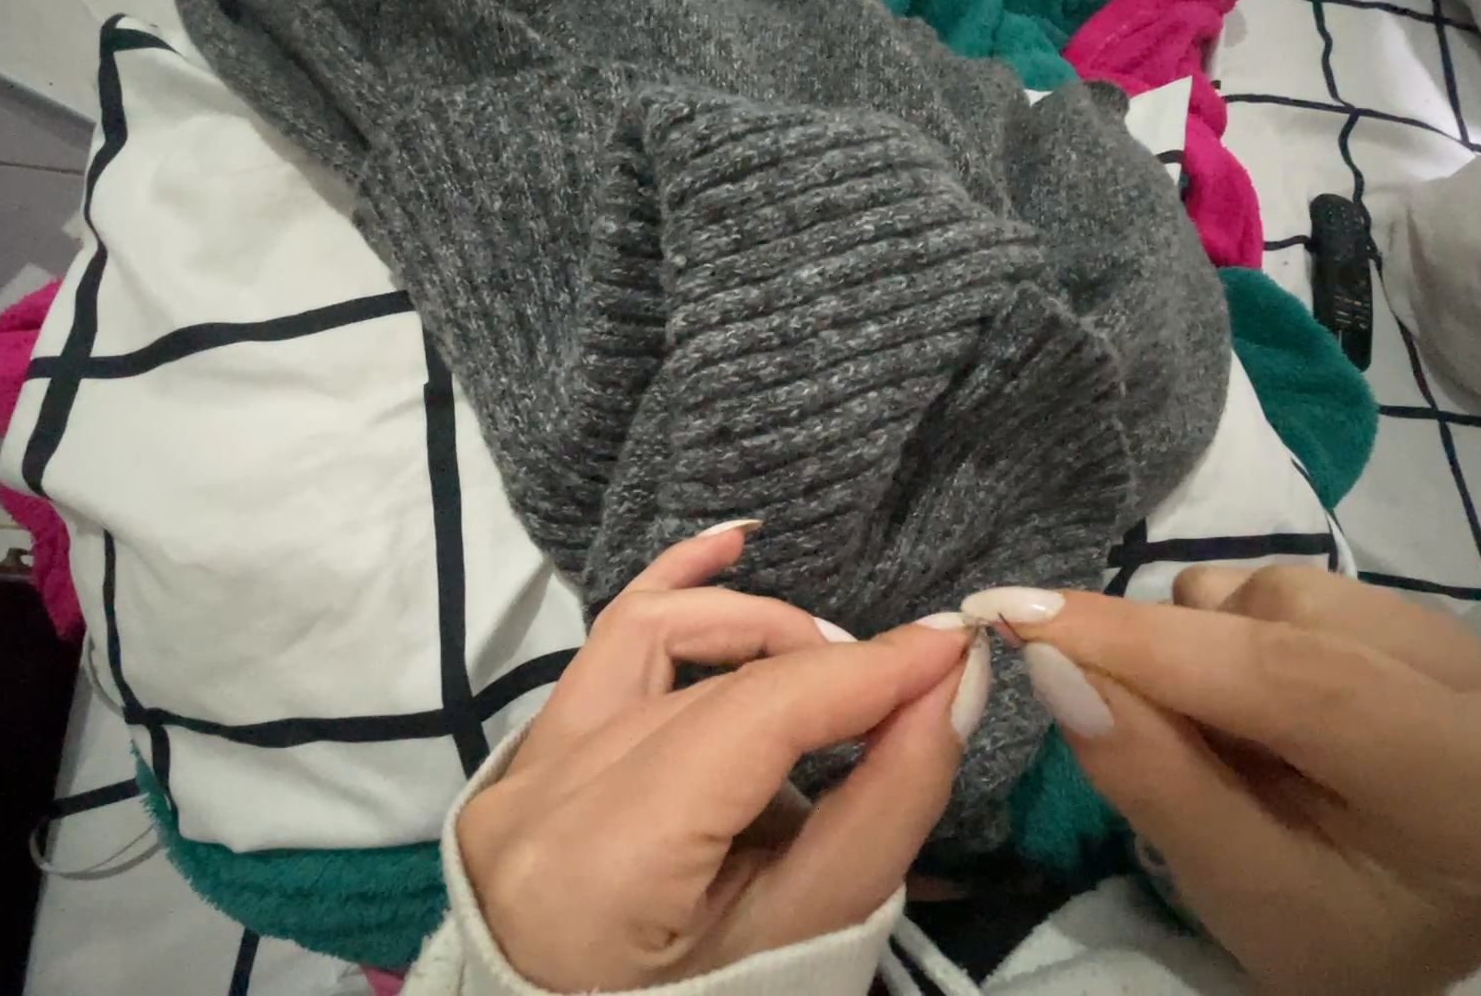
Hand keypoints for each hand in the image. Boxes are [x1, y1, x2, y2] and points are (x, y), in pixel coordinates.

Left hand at [457, 527, 985, 991]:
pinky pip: (606, 634)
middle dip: (830, 668)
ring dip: (757, 627)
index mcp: (602, 863)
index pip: (750, 720)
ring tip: (830, 655)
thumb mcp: (800, 938)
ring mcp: (531, 756)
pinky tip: (730, 541)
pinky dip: (675, 580)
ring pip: (655, 633)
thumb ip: (879, 809)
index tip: (949, 646)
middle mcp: (547, 790)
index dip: (860, 674)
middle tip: (913, 679)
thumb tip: (943, 687)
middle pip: (715, 688)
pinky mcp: (539, 739)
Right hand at [969, 566, 1480, 995]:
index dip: (1141, 640)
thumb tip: (1049, 661)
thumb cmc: (1319, 933)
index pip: (1293, 681)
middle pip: (1284, 625)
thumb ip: (1145, 773)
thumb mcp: (1229, 885)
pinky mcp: (1430, 626)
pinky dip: (1229, 630)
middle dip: (1160, 648)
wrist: (1394, 928)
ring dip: (1201, 646)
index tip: (1014, 613)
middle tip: (1079, 683)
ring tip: (1209, 730)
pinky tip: (1248, 700)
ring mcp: (1477, 651)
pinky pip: (1287, 587)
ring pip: (1278, 593)